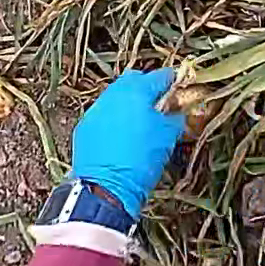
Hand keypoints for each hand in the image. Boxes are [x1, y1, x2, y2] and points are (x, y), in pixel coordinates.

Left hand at [69, 69, 186, 218]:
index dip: (173, 80)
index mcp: (137, 90)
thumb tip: (176, 111)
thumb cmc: (142, 159)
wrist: (105, 189)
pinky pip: (104, 114)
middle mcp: (113, 94)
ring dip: (129, 103)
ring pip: (117, 96)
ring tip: (140, 121)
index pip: (160, 76)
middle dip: (148, 87)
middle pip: (134, 80)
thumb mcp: (168, 137)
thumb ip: (175, 117)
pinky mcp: (84, 127)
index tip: (180, 87)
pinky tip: (122, 135)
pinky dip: (115, 118)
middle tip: (160, 103)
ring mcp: (96, 110)